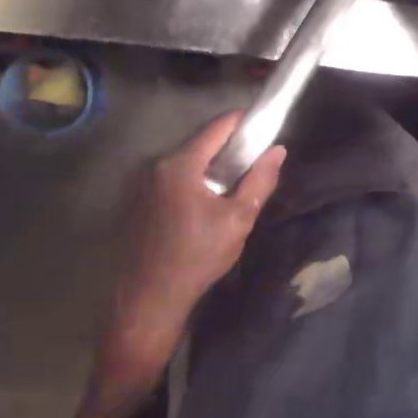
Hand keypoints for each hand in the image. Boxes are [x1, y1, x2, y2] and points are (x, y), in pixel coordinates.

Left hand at [95, 112, 285, 406]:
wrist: (150, 296)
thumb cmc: (198, 256)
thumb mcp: (238, 219)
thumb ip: (259, 181)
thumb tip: (278, 151)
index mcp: (181, 165)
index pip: (217, 127)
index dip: (242, 121)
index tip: (263, 124)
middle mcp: (158, 165)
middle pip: (200, 144)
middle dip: (228, 147)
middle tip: (253, 160)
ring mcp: (144, 183)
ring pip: (186, 162)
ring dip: (209, 166)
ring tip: (233, 183)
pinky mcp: (139, 200)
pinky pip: (172, 178)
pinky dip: (193, 181)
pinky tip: (206, 204)